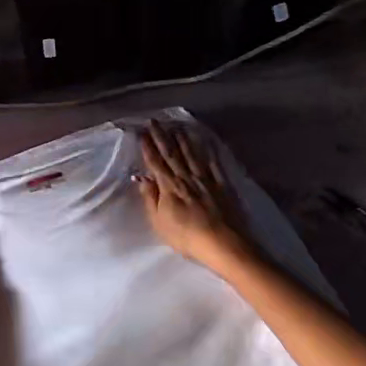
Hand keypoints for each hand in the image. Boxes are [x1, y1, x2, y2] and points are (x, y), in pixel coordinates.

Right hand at [137, 121, 249, 267]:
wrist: (223, 244)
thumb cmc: (186, 236)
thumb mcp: (159, 222)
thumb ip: (151, 198)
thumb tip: (142, 177)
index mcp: (169, 186)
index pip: (155, 162)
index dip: (148, 147)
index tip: (142, 132)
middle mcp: (186, 177)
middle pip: (171, 154)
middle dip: (162, 137)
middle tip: (155, 121)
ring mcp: (205, 179)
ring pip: (191, 154)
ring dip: (183, 140)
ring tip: (177, 127)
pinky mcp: (222, 185)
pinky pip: (213, 163)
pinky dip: (208, 151)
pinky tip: (205, 142)